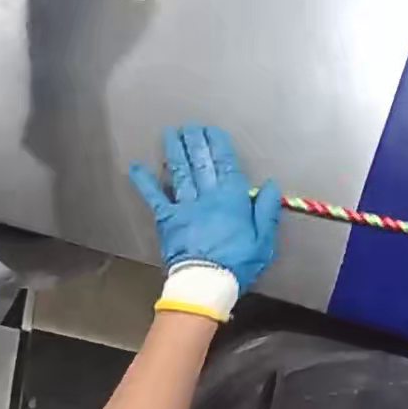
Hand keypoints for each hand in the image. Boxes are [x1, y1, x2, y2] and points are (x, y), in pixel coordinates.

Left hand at [128, 126, 281, 289]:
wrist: (206, 282)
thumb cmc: (238, 263)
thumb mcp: (263, 239)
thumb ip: (266, 210)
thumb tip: (271, 185)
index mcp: (231, 199)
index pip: (225, 164)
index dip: (218, 145)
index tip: (213, 131)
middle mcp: (207, 196)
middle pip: (200, 162)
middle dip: (195, 142)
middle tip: (191, 127)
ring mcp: (184, 206)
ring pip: (179, 172)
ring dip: (174, 151)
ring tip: (171, 134)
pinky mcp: (167, 219)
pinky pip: (154, 197)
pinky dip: (145, 182)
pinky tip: (136, 167)